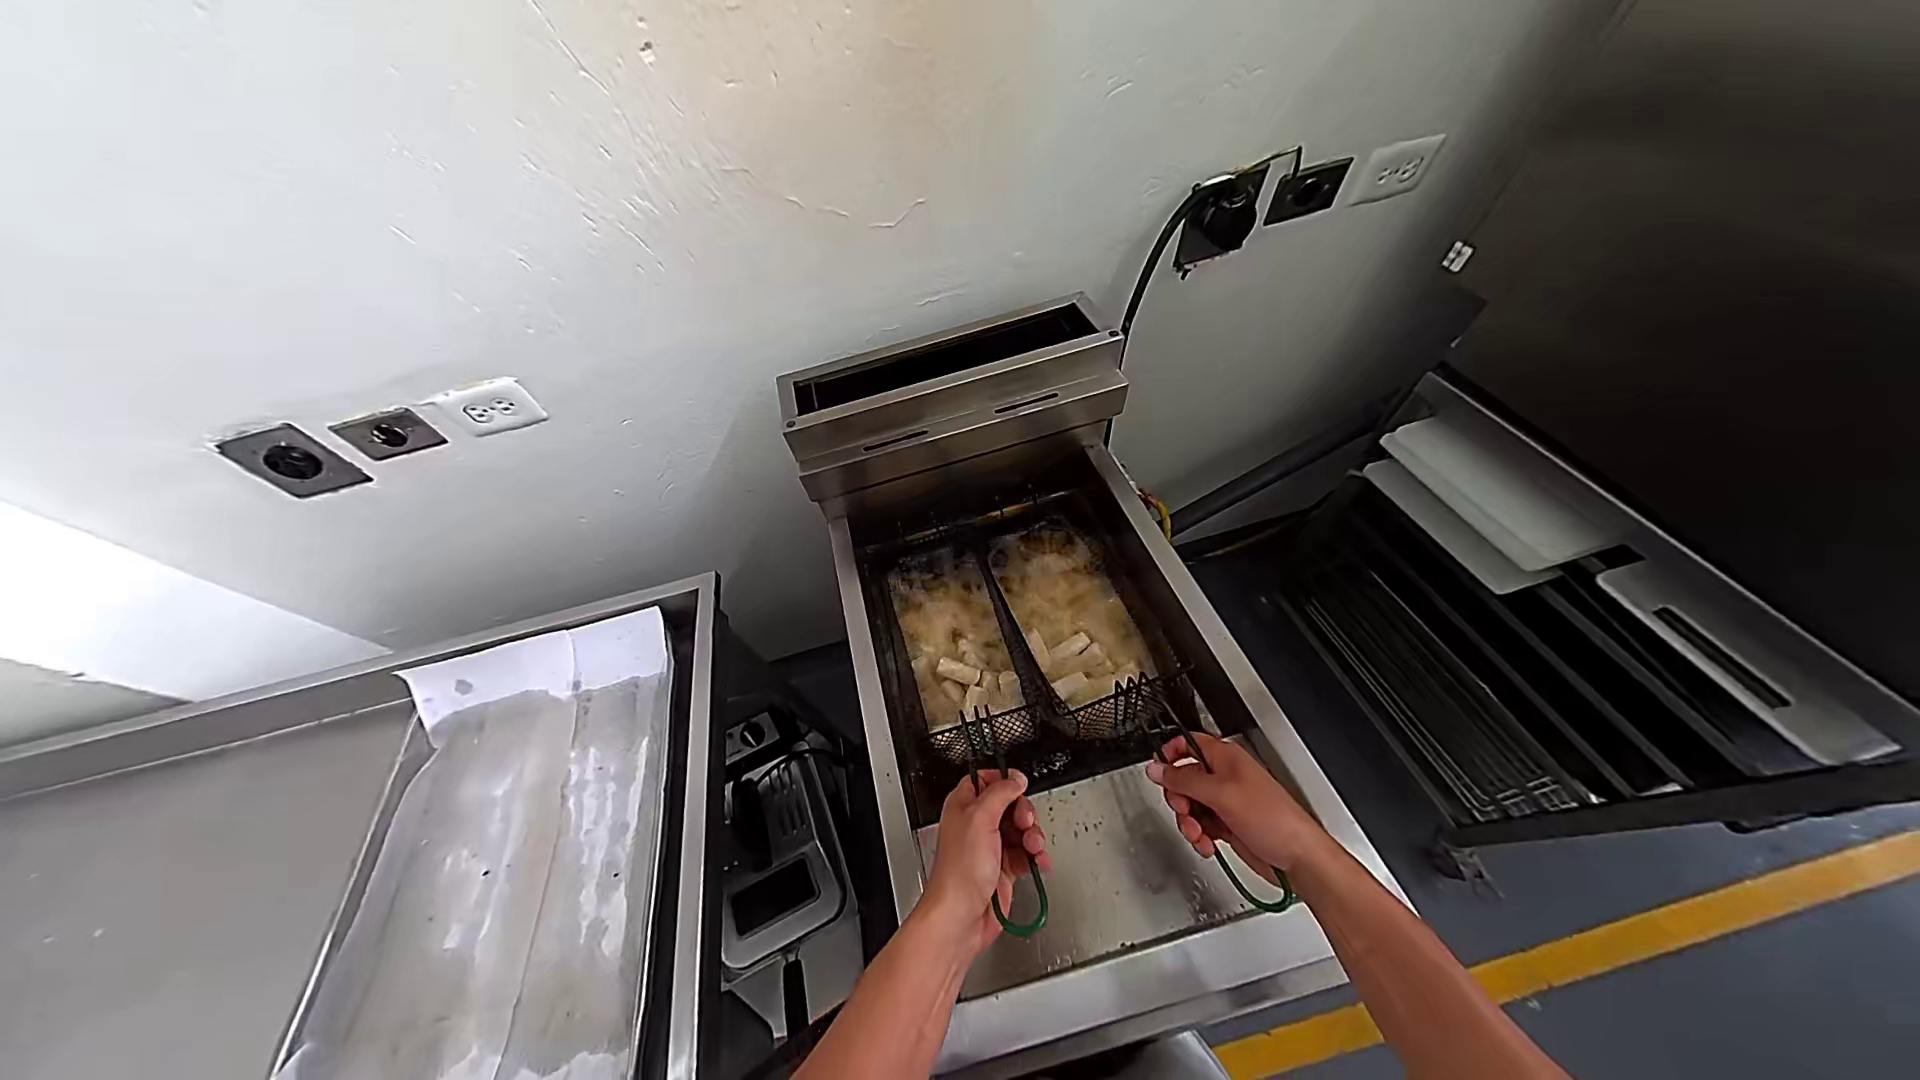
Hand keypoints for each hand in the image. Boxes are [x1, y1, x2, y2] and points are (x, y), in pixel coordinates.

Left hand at [921, 770, 1051, 955]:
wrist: (961, 917)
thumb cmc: (959, 872)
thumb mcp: (980, 819)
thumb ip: (1000, 793)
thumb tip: (1015, 778)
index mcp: (964, 805)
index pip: (985, 780)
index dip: (1003, 780)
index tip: (1018, 787)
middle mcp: (976, 824)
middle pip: (1010, 804)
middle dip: (1024, 812)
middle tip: (1025, 823)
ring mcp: (991, 847)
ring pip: (1021, 829)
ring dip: (1033, 836)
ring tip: (1032, 847)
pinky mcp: (1004, 868)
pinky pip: (1026, 854)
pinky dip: (1036, 856)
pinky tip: (1039, 861)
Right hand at [1145, 734, 1326, 877]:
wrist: (1298, 858)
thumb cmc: (1274, 819)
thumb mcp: (1220, 794)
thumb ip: (1183, 780)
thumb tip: (1156, 769)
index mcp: (1226, 758)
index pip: (1189, 743)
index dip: (1171, 753)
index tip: (1160, 770)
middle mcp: (1225, 777)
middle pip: (1184, 778)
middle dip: (1179, 797)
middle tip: (1184, 808)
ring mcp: (1226, 801)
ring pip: (1190, 805)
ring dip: (1188, 821)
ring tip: (1198, 832)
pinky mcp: (1227, 824)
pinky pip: (1201, 824)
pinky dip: (1199, 835)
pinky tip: (1207, 843)